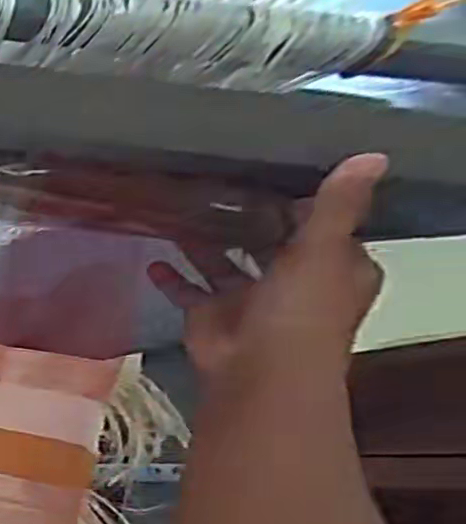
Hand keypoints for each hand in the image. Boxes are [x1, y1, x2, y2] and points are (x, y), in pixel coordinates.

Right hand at [149, 153, 385, 379]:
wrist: (258, 367)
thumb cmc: (300, 309)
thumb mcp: (323, 251)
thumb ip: (336, 207)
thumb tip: (369, 155)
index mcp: (334, 265)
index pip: (321, 225)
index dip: (299, 204)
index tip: (270, 180)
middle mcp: (292, 280)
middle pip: (267, 244)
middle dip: (245, 224)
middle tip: (216, 195)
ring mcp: (247, 298)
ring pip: (224, 265)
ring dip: (204, 246)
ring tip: (180, 219)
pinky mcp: (208, 314)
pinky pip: (188, 291)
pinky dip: (171, 278)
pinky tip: (154, 261)